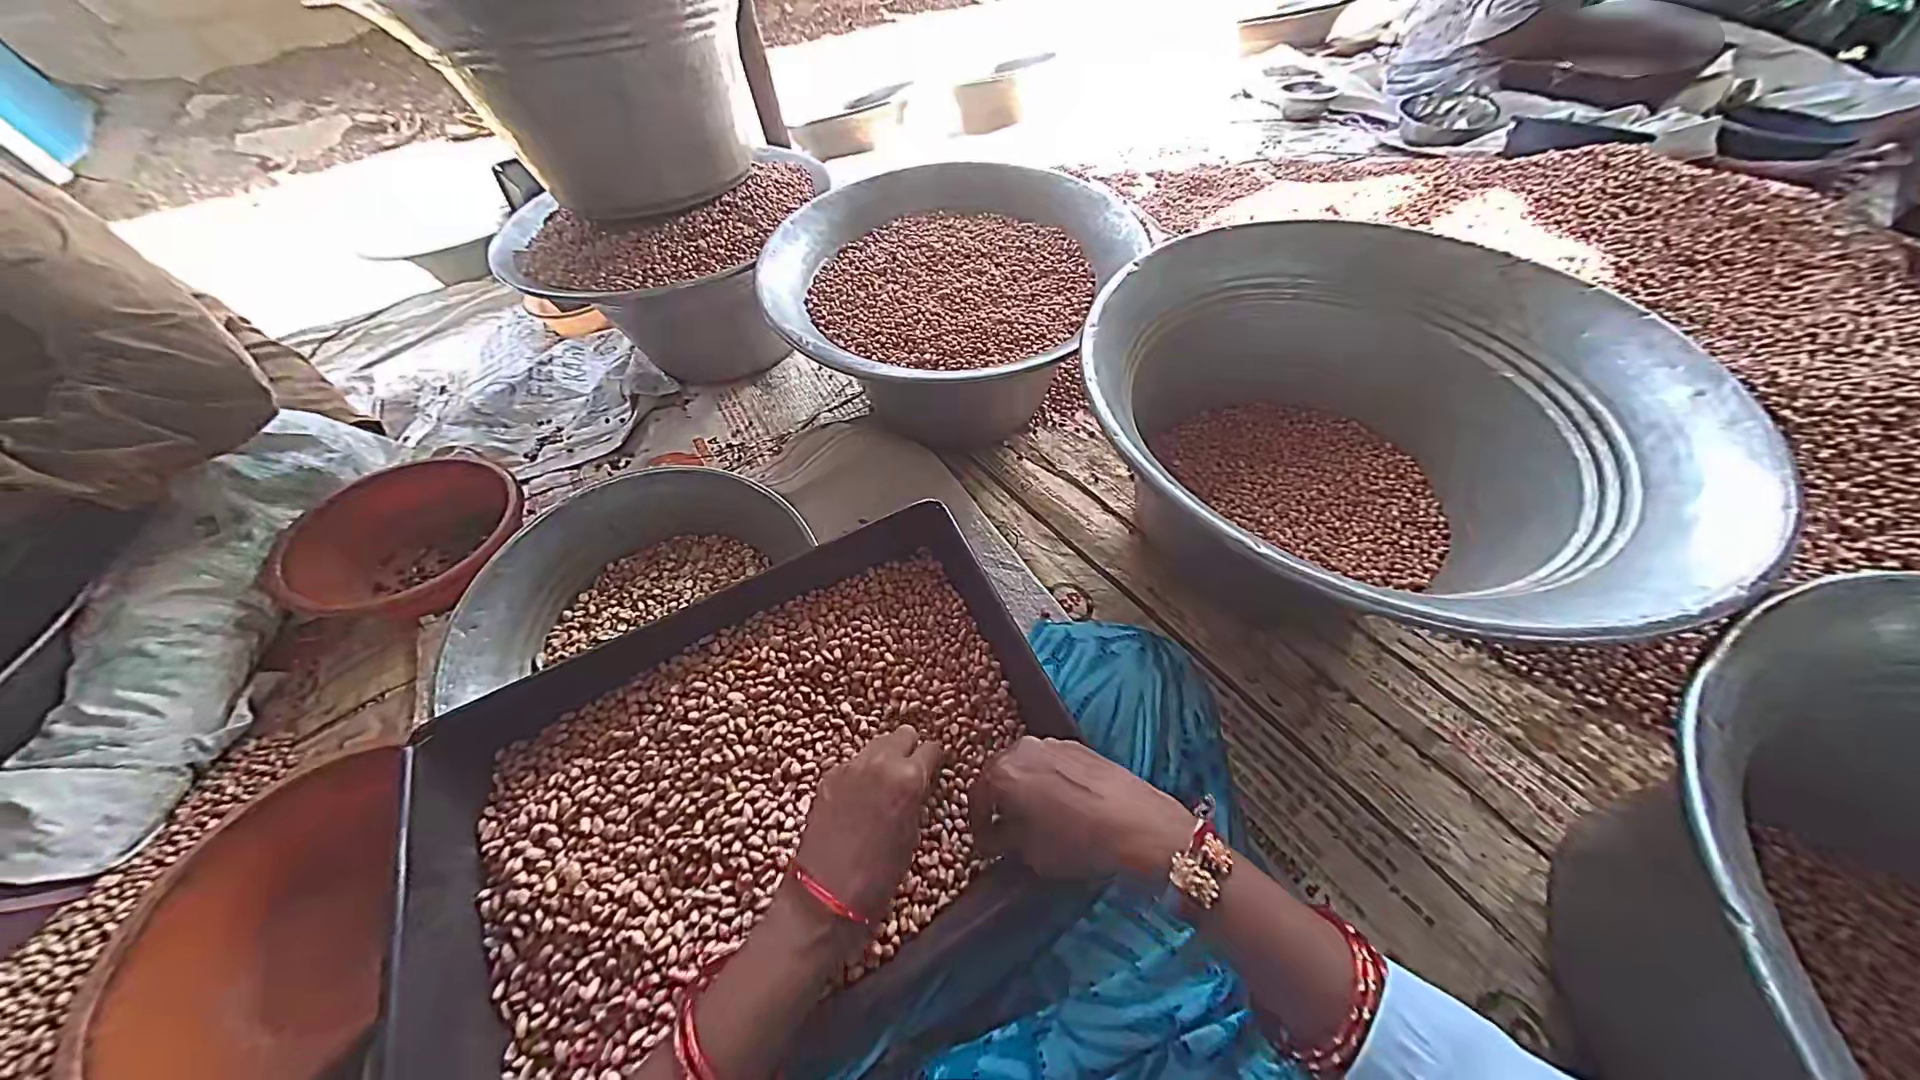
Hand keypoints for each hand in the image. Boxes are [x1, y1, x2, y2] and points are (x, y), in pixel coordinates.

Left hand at [792, 724, 942, 922]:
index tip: (934, 768)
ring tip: (885, 783)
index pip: (931, 748)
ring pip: (877, 744)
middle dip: (909, 750)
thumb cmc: (879, 875)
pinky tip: (860, 795)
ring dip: (885, 757)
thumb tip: (920, 783)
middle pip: (903, 735)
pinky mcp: (829, 775)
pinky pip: (854, 762)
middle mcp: (880, 762)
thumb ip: (917, 798)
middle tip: (910, 772)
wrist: (826, 894)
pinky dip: (861, 771)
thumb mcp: (912, 834)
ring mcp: (851, 766)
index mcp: (909, 777)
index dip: (934, 759)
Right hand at [970, 736, 1193, 881]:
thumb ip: (1003, 840)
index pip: (976, 796)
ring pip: (1026, 766)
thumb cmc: (1077, 841)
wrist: (1138, 823)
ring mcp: (1051, 743)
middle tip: (1006, 829)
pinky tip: (1061, 803)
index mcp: (1003, 772)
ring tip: (1036, 816)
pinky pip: (1050, 763)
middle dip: (1000, 801)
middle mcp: (1022, 748)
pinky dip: (1047, 780)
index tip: (985, 845)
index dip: (978, 825)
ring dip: (1024, 788)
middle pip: (1000, 774)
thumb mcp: (1030, 853)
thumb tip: (995, 836)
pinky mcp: (1078, 745)